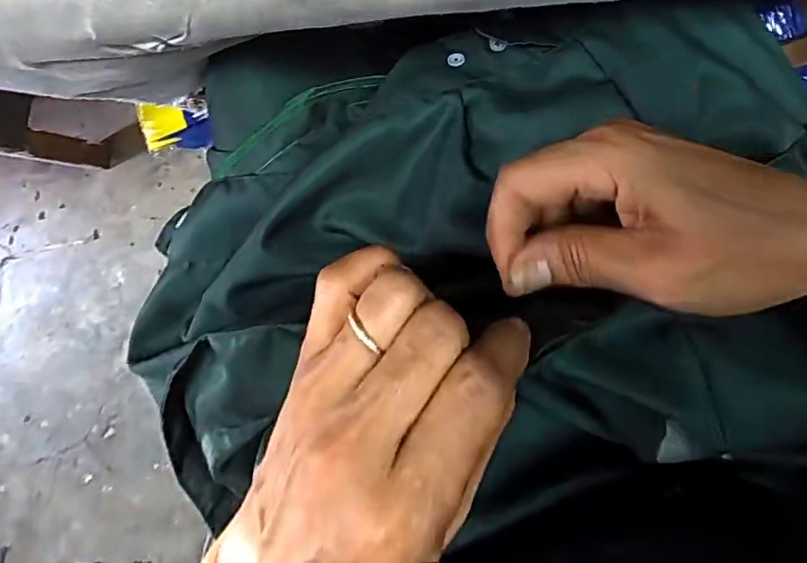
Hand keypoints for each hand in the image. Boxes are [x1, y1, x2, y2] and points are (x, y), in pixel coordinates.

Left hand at [207, 247, 529, 562]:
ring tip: (421, 332)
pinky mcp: (294, 372)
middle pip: (438, 330)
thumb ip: (480, 430)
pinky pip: (336, 284)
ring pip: (394, 295)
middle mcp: (353, 442)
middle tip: (459, 353)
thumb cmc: (381, 553)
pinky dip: (372, 272)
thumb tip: (505, 347)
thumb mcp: (447, 518)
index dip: (508, 347)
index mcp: (401, 503)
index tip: (513, 340)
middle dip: (464, 332)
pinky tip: (389, 293)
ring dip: (424, 303)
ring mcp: (314, 400)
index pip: (477, 385)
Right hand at [485, 120, 806, 315]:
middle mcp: (613, 138)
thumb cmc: (738, 252)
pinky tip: (605, 256)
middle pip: (538, 179)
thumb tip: (516, 267)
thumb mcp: (653, 268)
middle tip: (546, 291)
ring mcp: (635, 147)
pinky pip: (596, 187)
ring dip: (557, 232)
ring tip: (577, 280)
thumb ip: (578, 260)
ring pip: (565, 185)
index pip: (517, 180)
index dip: (503, 234)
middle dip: (528, 234)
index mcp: (608, 153)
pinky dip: (585, 222)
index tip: (519, 287)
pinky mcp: (652, 164)